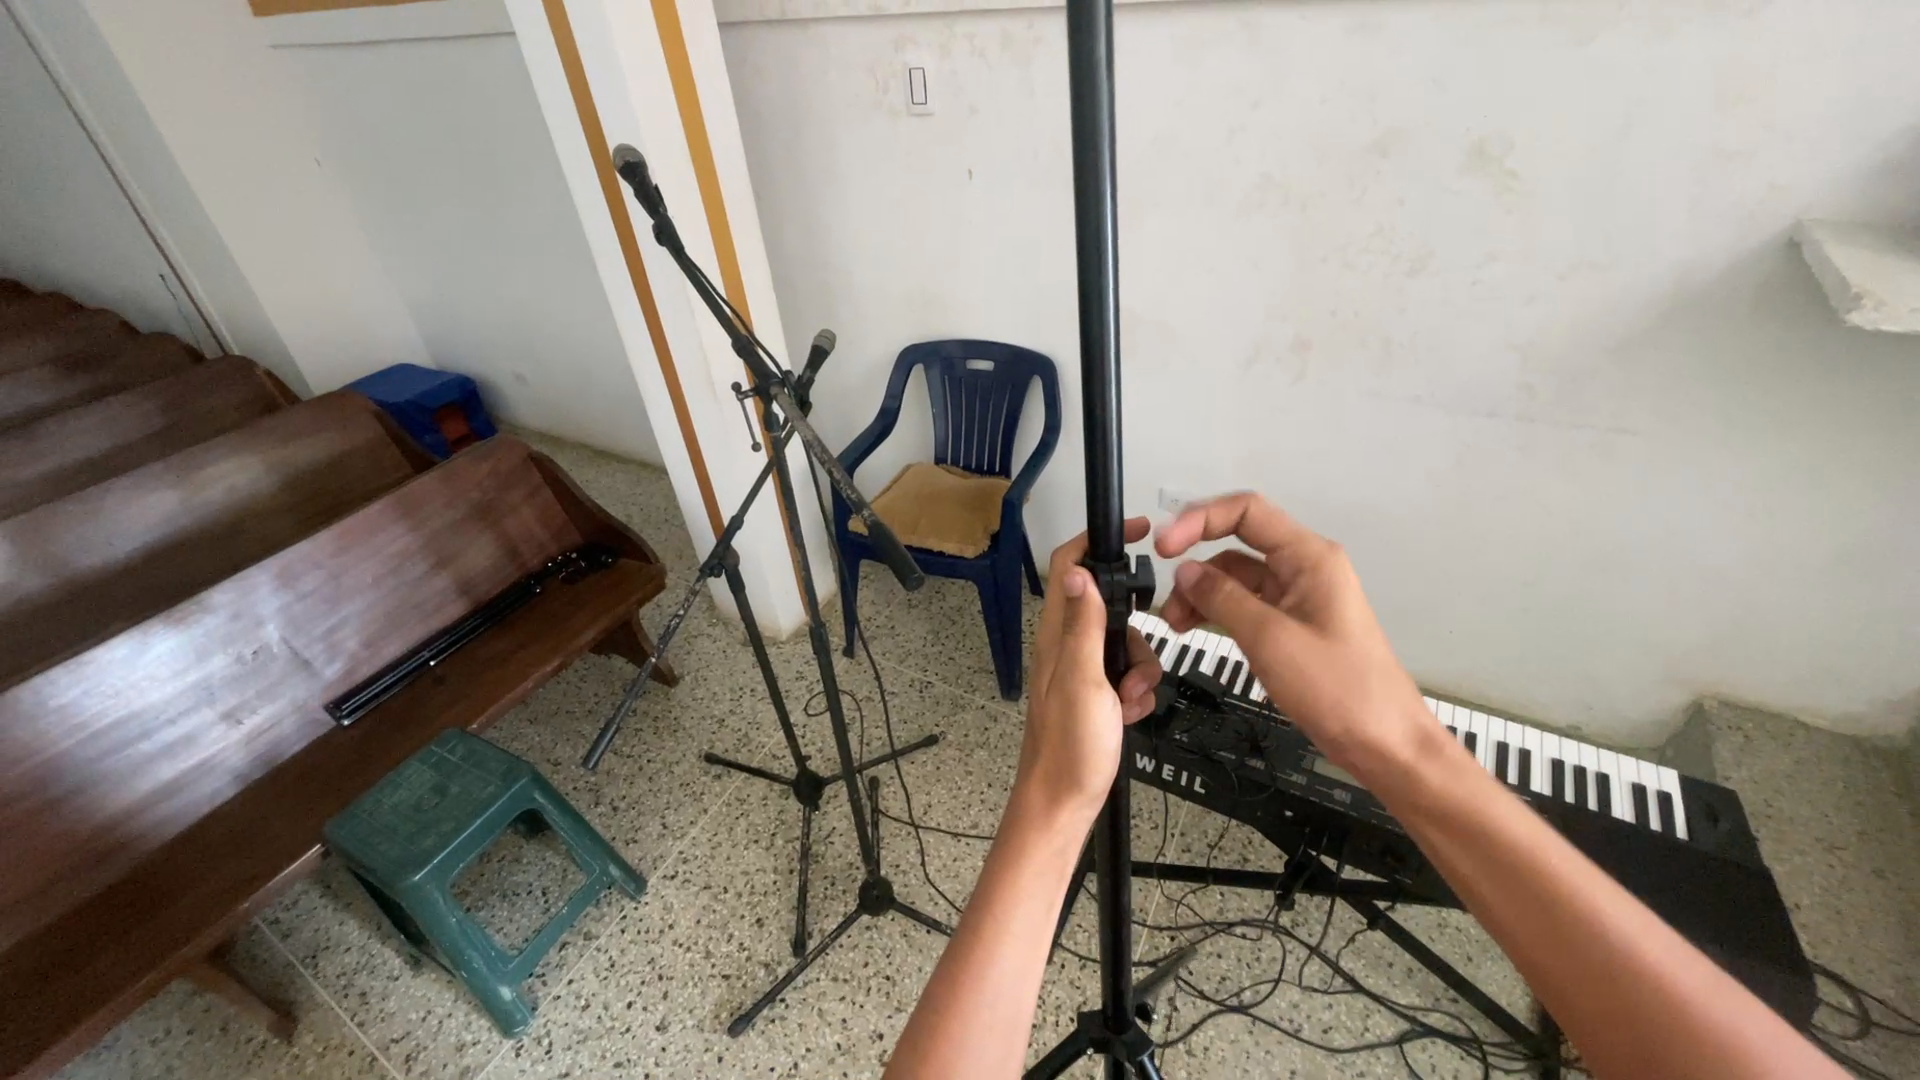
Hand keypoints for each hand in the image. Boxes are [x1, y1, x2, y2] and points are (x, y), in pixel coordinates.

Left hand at [1016, 518, 1160, 821]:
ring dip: (1138, 670)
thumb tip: (1081, 570)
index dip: (1096, 540)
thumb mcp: (1083, 679)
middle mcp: (1065, 644)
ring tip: (1128, 700)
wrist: (1065, 800)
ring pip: (1123, 643)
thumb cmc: (1071, 744)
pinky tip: (1128, 713)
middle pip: (1108, 607)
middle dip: (1133, 631)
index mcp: (1056, 634)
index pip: (1069, 566)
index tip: (1136, 530)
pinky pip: (1126, 674)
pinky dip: (1135, 691)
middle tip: (1135, 665)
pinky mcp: (1094, 693)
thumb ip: (1083, 624)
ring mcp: (1079, 670)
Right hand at [1156, 494, 1430, 783]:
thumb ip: (1222, 598)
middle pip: (1235, 544)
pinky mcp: (1290, 624)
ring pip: (1235, 577)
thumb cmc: (1335, 687)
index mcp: (1308, 557)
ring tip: (1175, 624)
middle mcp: (1302, 567)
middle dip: (1195, 565)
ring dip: (1201, 593)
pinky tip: (1196, 628)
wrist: (1383, 743)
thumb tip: (1184, 570)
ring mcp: (1297, 596)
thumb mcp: (1270, 639)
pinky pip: (1244, 603)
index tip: (1163, 549)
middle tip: (1166, 600)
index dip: (1198, 520)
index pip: (1245, 512)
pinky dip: (1216, 612)